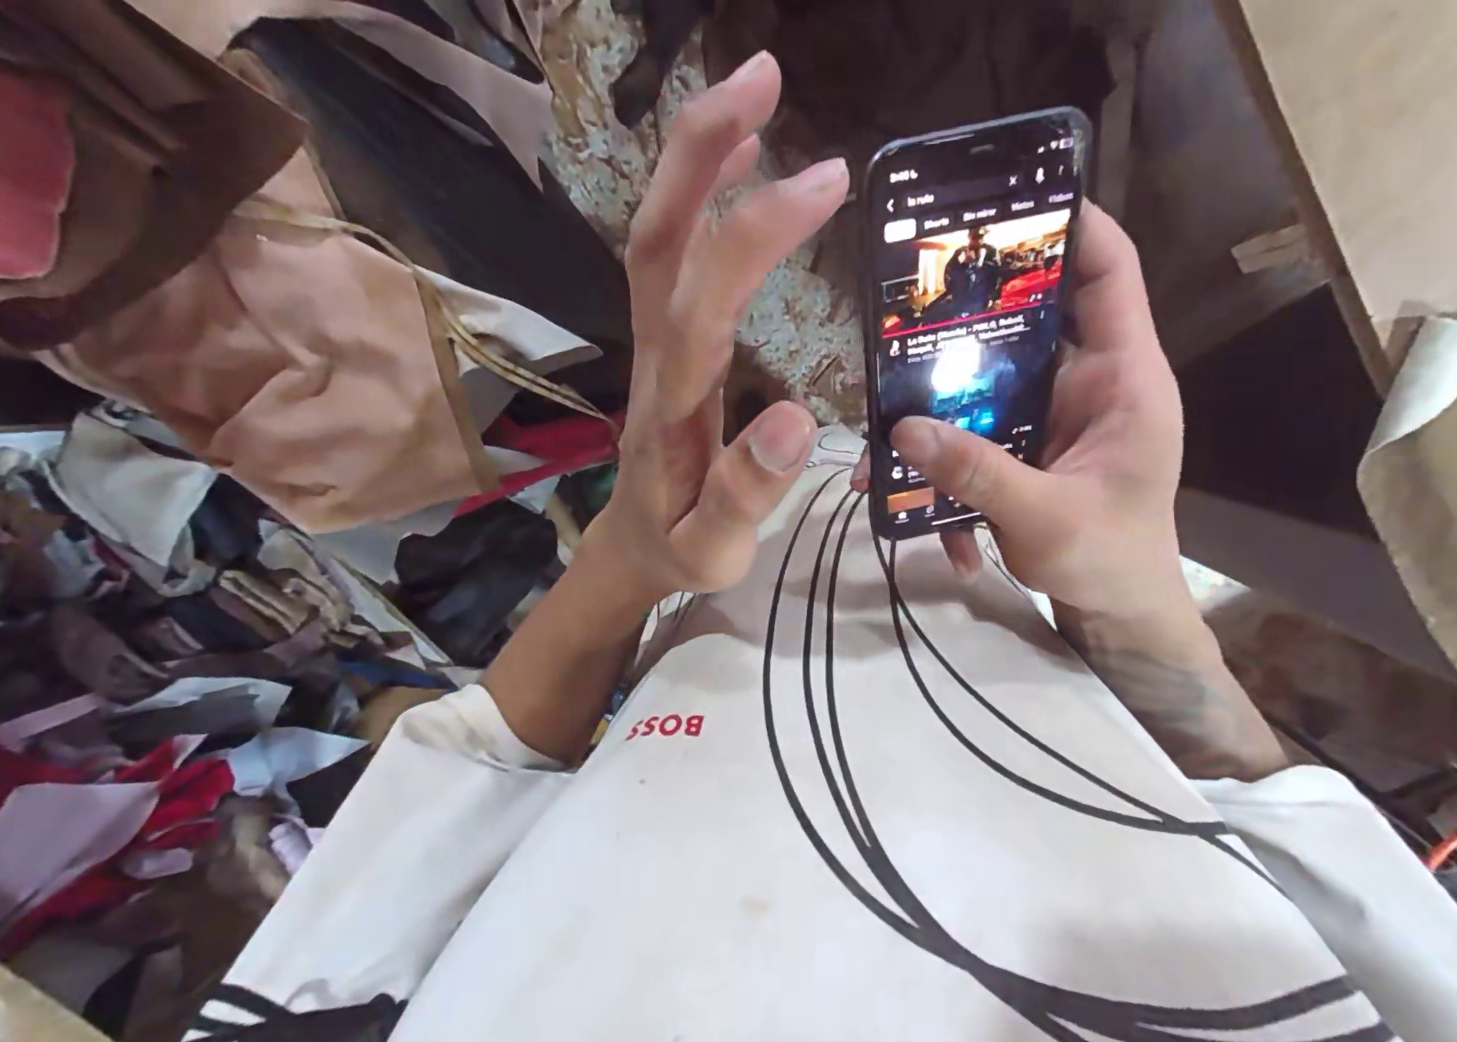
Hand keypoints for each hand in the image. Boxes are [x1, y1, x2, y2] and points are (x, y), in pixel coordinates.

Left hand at [582, 51, 847, 603]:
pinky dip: (698, 202)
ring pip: (657, 243)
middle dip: (697, 158)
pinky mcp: (665, 346)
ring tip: (756, 90)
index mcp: (672, 408)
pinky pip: (671, 263)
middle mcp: (655, 361)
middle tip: (763, 76)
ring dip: (695, 162)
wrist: (630, 548)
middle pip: (657, 246)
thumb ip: (745, 494)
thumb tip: (796, 421)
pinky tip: (738, 164)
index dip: (752, 239)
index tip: (826, 181)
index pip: (703, 309)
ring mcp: (654, 347)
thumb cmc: (676, 549)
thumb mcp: (713, 548)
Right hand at [851, 201, 1188, 623]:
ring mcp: (1044, 418)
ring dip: (932, 408)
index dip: (1077, 230)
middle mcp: (1081, 385)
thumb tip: (902, 431)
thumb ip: (978, 474)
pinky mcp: (1016, 448)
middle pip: (1023, 327)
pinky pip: (967, 434)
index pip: (1110, 278)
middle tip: (902, 317)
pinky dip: (935, 460)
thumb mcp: (1046, 518)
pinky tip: (905, 500)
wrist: (1113, 612)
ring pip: (981, 385)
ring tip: (881, 430)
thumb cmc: (1109, 559)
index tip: (1013, 206)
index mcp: (1122, 381)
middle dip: (962, 325)